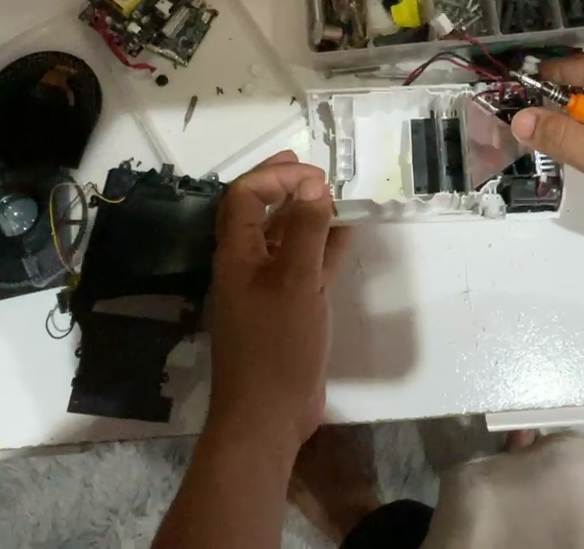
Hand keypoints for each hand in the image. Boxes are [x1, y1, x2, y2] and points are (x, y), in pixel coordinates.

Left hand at [205, 151, 353, 451]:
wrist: (267, 415)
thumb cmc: (276, 344)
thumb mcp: (295, 281)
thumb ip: (305, 230)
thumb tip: (314, 185)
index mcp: (237, 253)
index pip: (246, 196)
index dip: (275, 176)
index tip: (314, 174)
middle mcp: (247, 264)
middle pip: (259, 211)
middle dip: (283, 185)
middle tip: (313, 168)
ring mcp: (267, 287)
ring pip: (285, 237)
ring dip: (306, 213)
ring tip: (333, 195)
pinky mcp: (287, 308)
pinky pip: (304, 265)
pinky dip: (322, 245)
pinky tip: (346, 234)